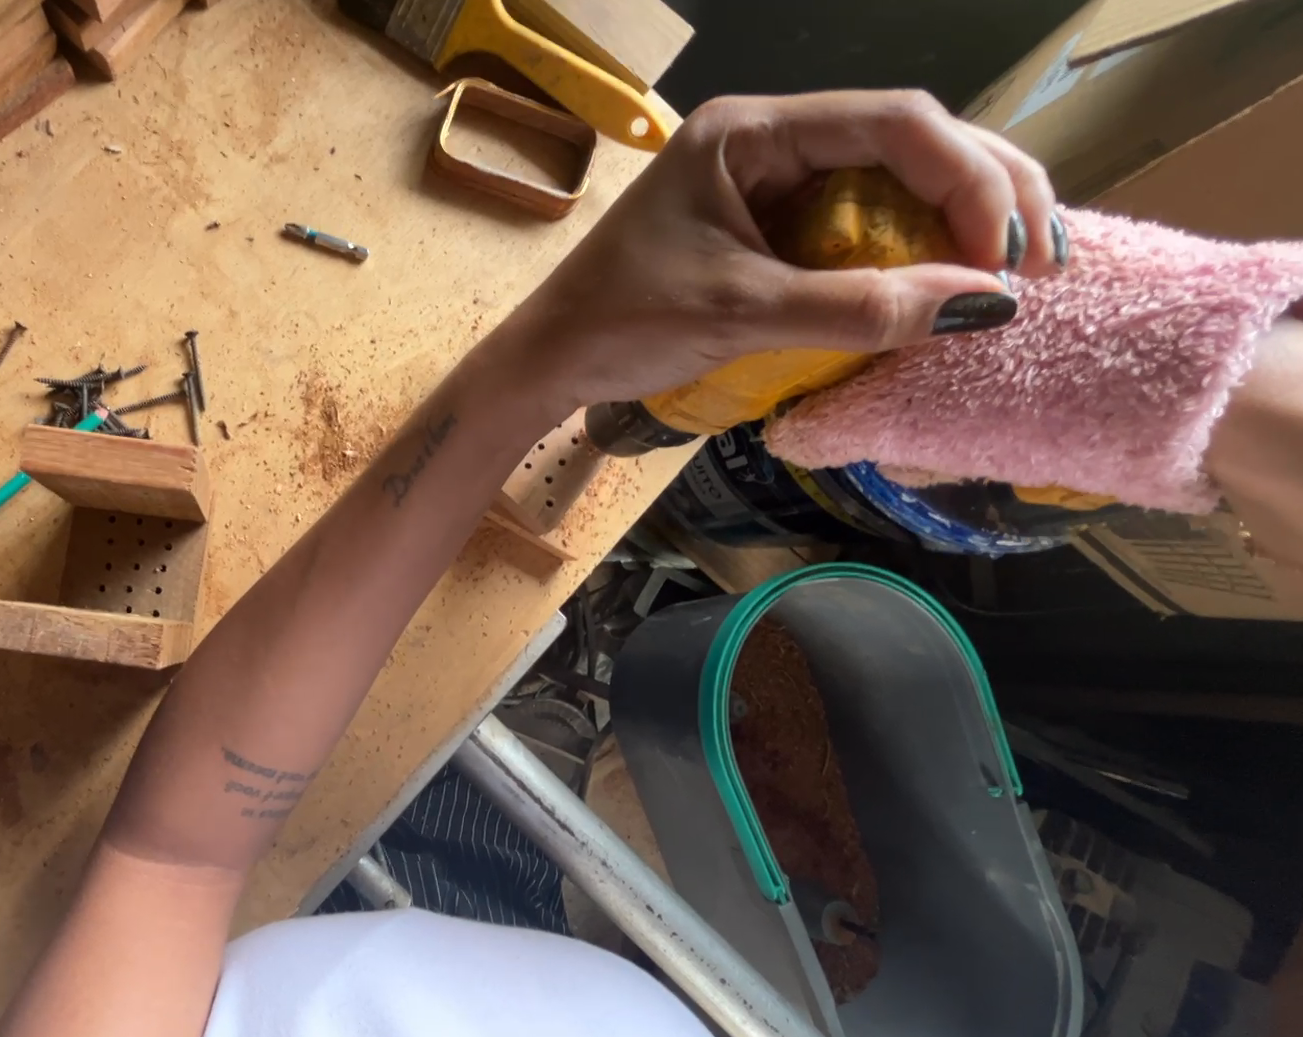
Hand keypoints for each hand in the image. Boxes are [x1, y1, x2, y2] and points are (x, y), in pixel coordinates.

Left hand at [495, 90, 1065, 412]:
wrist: (546, 362)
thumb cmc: (618, 326)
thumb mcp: (737, 313)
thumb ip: (854, 307)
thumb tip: (980, 305)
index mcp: (747, 132)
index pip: (893, 124)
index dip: (969, 179)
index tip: (1008, 254)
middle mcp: (758, 144)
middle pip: (899, 145)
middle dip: (976, 195)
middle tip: (1039, 258)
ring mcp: (754, 188)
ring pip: (875, 189)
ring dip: (941, 228)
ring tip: (1000, 276)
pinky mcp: (749, 232)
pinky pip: (839, 232)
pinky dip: (887, 258)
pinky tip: (925, 286)